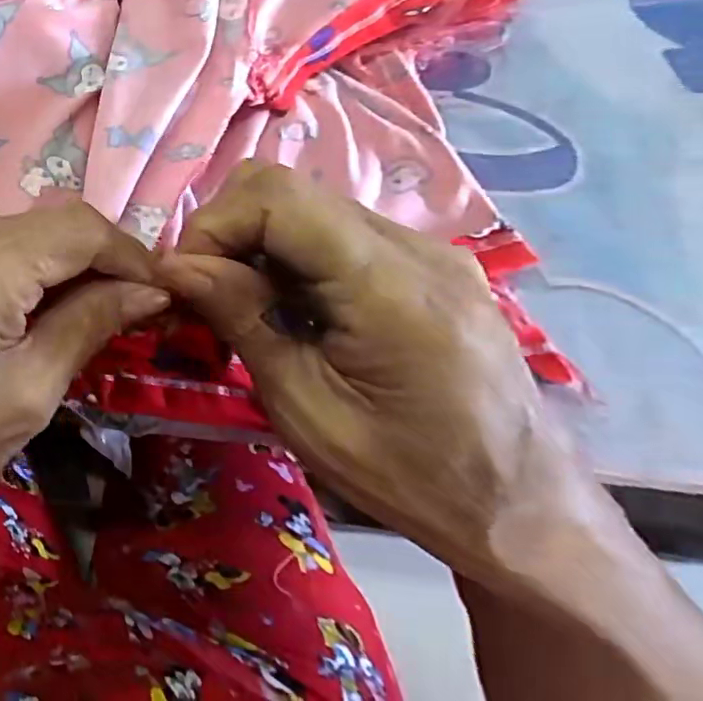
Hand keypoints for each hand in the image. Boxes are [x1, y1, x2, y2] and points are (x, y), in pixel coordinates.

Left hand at [0, 199, 170, 555]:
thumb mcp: (31, 391)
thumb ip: (88, 324)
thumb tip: (150, 290)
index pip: (78, 228)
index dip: (131, 254)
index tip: (165, 295)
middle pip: (52, 219)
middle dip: (103, 255)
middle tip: (138, 306)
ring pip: (22, 221)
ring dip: (63, 253)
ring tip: (88, 303)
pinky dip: (21, 248)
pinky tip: (27, 290)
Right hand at [155, 161, 585, 583]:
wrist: (529, 516)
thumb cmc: (409, 476)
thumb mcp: (303, 408)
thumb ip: (242, 319)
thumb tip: (173, 265)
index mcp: (392, 289)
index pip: (276, 199)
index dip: (212, 225)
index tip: (185, 282)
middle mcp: (415, 249)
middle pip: (282, 187)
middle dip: (222, 230)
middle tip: (203, 291)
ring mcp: (424, 251)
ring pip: (299, 202)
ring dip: (248, 241)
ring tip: (238, 302)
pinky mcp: (421, 263)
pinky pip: (326, 228)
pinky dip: (281, 252)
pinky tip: (283, 305)